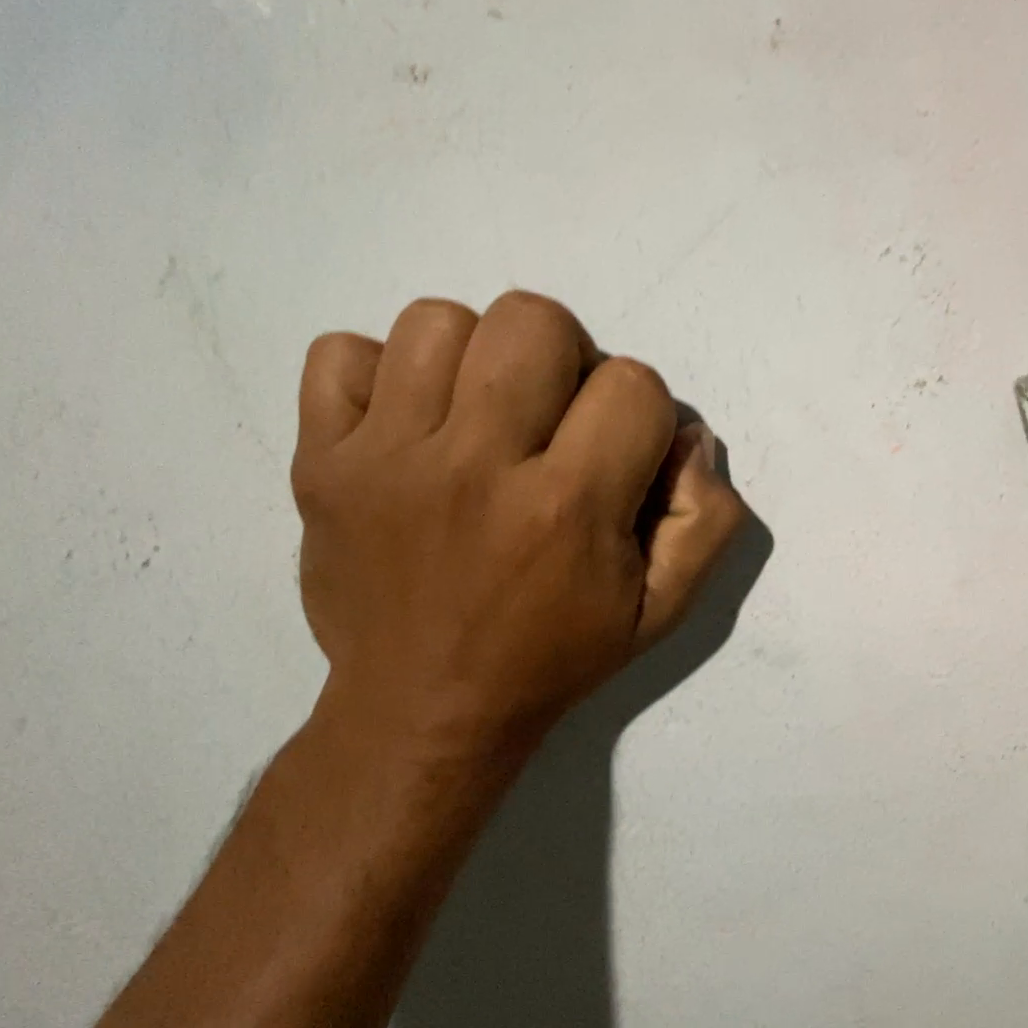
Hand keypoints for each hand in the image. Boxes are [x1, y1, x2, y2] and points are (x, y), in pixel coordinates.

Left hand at [291, 292, 744, 758]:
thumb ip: (708, 520)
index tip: (621, 456)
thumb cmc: (557, 653)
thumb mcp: (665, 607)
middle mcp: (476, 467)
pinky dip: (382, 373)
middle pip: (533, 319)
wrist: (424, 708)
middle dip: (567, 358)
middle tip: (556, 418)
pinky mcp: (319, 462)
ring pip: (439, 322)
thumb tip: (691, 437)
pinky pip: (341, 352)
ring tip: (483, 418)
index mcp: (568, 507)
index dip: (642, 410)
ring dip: (480, 359)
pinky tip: (412, 426)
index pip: (633, 383)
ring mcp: (386, 460)